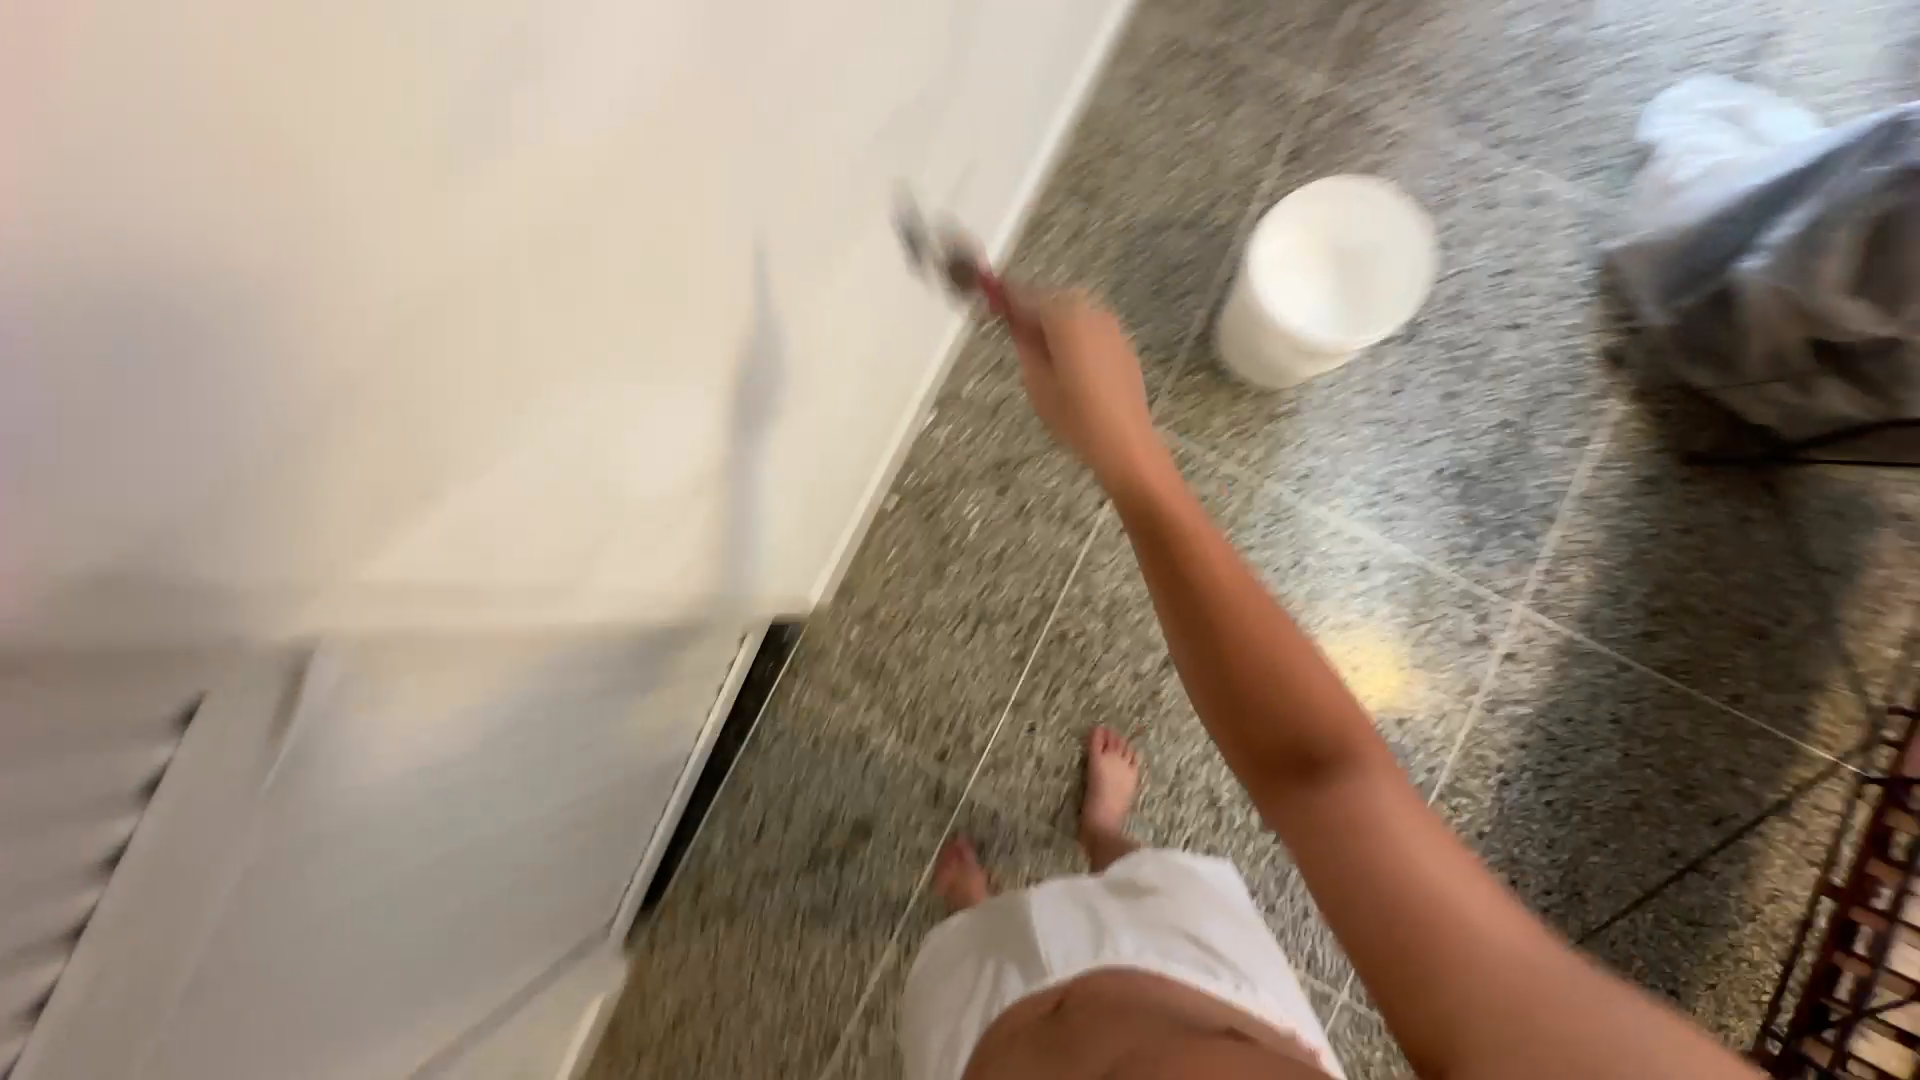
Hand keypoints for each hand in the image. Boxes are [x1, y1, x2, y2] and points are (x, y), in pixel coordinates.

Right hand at [1006, 289, 1170, 494]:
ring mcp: (1112, 327)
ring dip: (1057, 322)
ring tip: (1043, 350)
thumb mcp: (1036, 383)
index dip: (1007, 297)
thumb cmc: (1075, 417)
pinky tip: (1069, 362)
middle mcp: (1092, 313)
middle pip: (1055, 299)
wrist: (1124, 441)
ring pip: (1076, 312)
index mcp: (1065, 319)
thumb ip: (1025, 345)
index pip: (1028, 297)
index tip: (991, 297)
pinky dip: (1077, 335)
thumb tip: (1017, 326)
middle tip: (1016, 330)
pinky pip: (1093, 328)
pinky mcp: (1124, 344)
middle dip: (1035, 309)